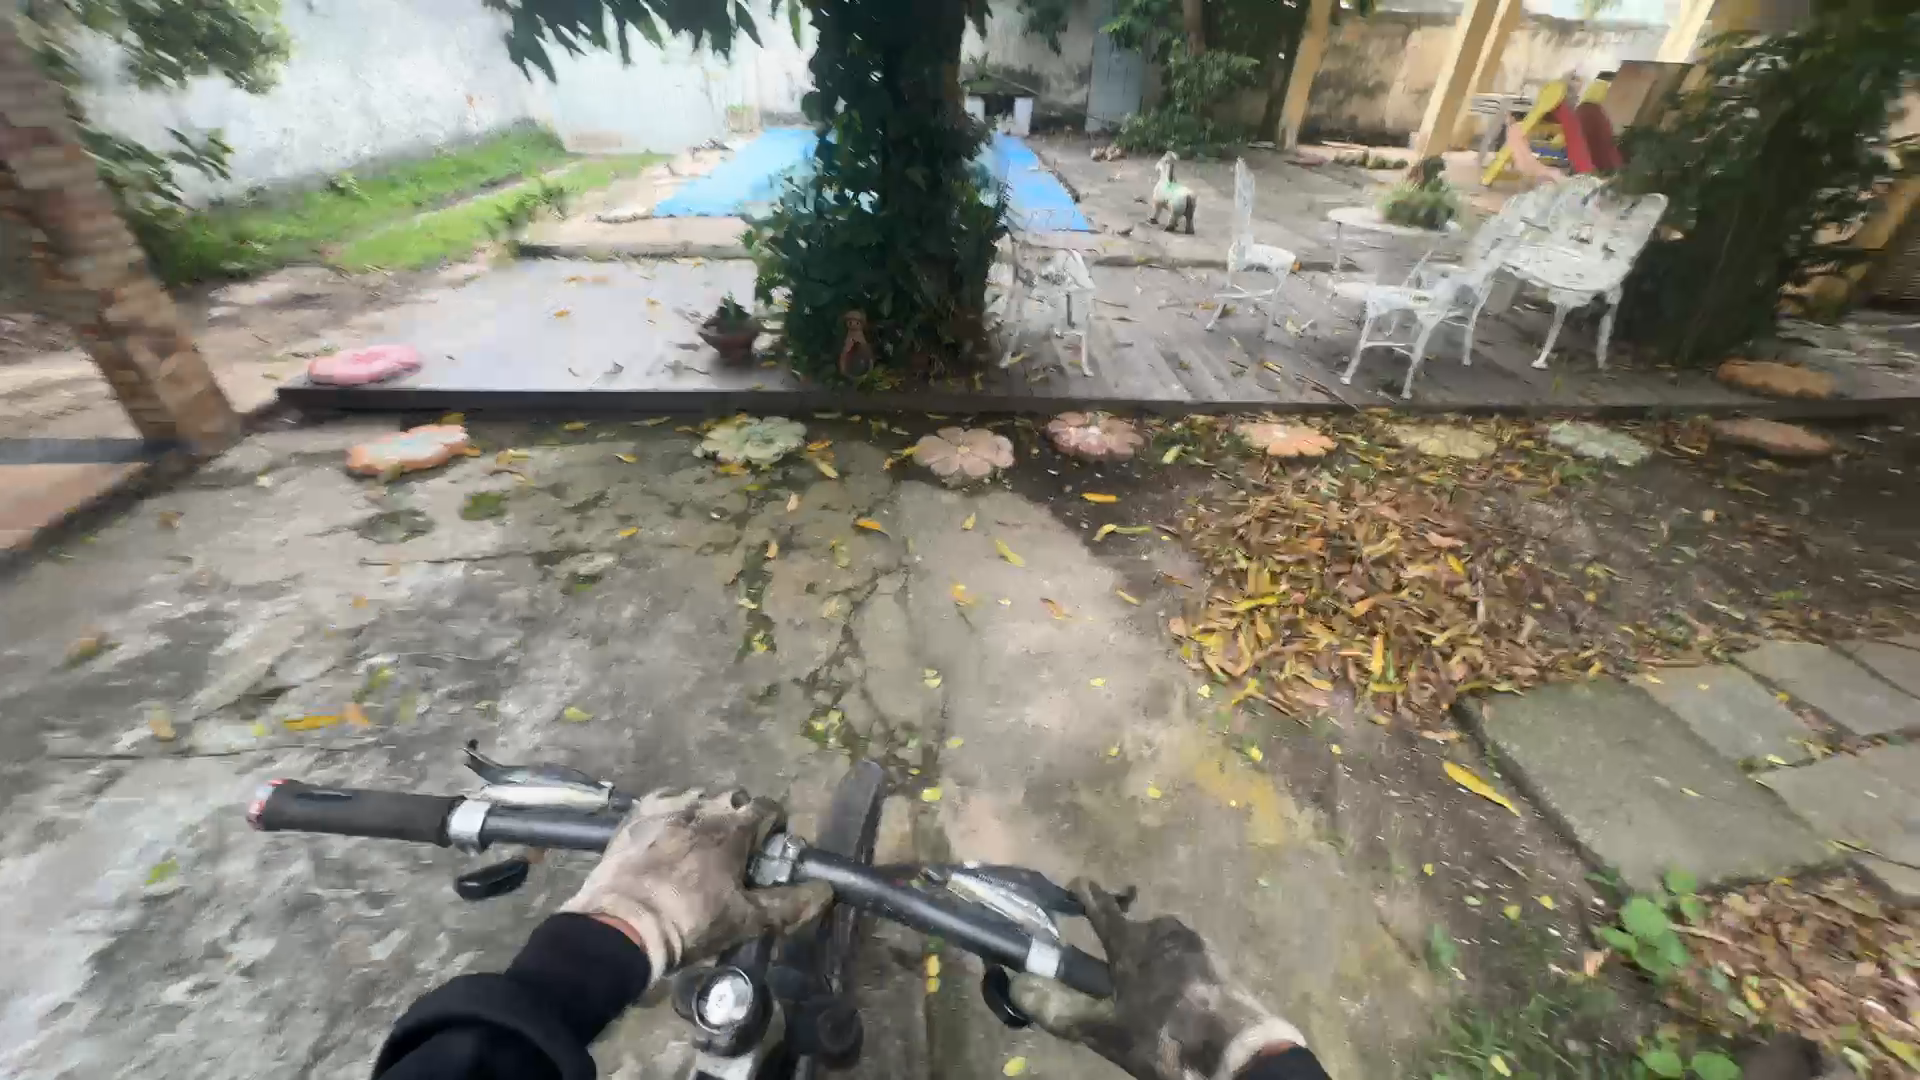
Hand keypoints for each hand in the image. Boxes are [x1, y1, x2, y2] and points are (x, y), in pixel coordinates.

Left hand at [559, 789, 831, 974]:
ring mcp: (669, 805)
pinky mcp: (637, 814)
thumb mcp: (745, 921)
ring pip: (699, 800)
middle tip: (729, 859)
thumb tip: (825, 892)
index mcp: (737, 824)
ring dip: (703, 818)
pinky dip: (671, 816)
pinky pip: (664, 803)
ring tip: (693, 853)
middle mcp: (707, 803)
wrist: (617, 929)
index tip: (764, 858)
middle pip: (735, 802)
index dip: (772, 832)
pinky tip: (664, 842)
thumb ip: (789, 905)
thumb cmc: (689, 922)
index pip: (771, 809)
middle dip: (738, 823)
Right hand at [1011, 880, 1304, 1079]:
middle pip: (1134, 929)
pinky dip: (1177, 971)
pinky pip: (1186, 957)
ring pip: (1162, 943)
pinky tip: (1179, 998)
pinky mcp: (1219, 959)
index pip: (1099, 907)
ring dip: (1153, 959)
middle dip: (1124, 945)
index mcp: (1130, 940)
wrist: (1240, 1053)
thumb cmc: (1165, 1036)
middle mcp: (1160, 929)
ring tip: (1150, 994)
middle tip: (1118, 976)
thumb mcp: (1109, 1031)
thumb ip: (1062, 1010)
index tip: (1076, 881)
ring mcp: (1194, 941)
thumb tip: (1017, 986)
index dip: (1085, 894)